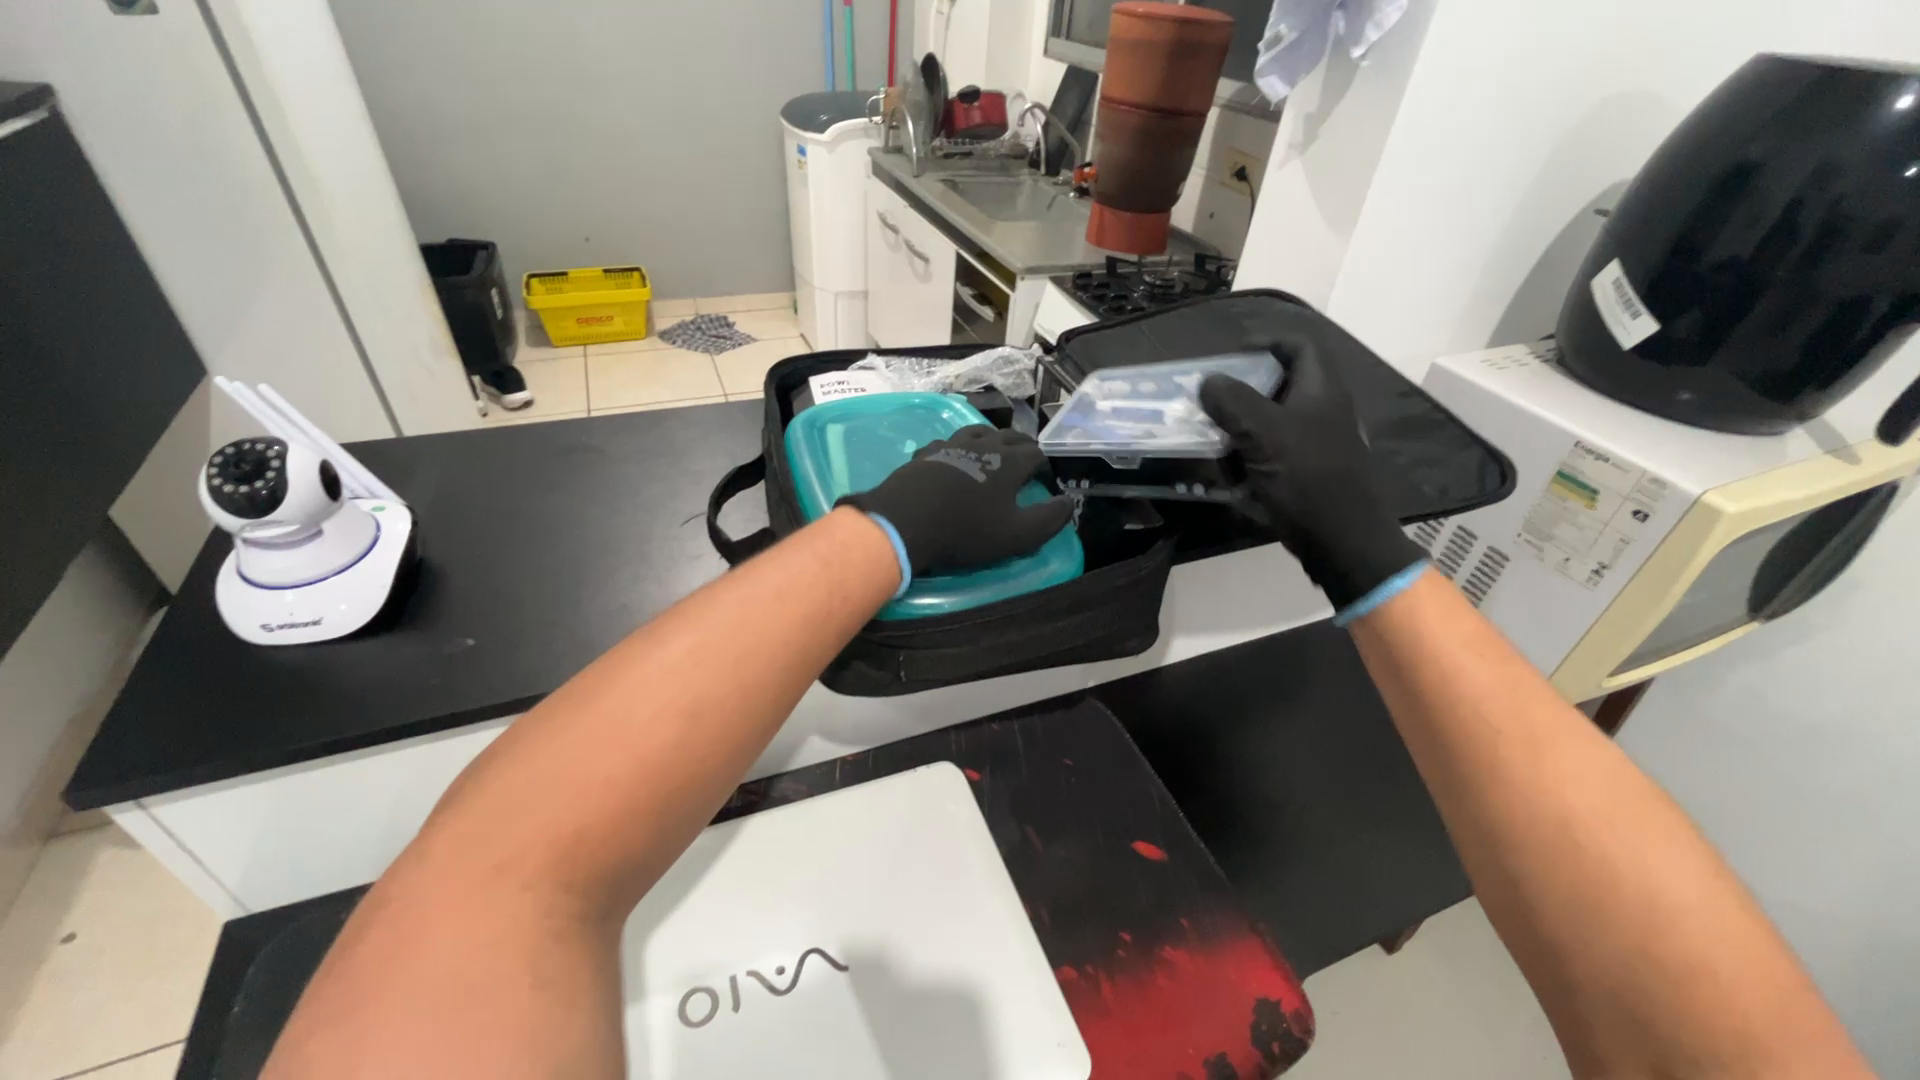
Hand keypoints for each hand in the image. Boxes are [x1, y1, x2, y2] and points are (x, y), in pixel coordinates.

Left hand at [839, 426, 1074, 576]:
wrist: (905, 524)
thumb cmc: (965, 531)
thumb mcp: (1017, 535)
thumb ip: (1049, 519)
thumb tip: (1067, 503)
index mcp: (1009, 461)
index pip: (1037, 454)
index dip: (1045, 466)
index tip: (1046, 481)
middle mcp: (983, 444)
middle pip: (1010, 436)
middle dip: (1023, 447)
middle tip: (1026, 462)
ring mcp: (951, 445)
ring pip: (978, 431)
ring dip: (991, 439)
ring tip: (994, 451)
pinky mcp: (925, 453)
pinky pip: (948, 443)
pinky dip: (958, 448)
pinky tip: (954, 459)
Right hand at [1199, 312, 1425, 611]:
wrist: (1340, 539)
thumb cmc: (1306, 477)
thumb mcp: (1263, 433)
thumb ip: (1232, 401)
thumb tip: (1208, 381)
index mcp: (1320, 390)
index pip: (1298, 346)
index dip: (1267, 343)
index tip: (1231, 356)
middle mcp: (1322, 410)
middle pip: (1282, 384)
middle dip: (1244, 389)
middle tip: (1211, 398)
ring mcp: (1316, 443)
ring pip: (1273, 421)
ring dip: (1241, 424)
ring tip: (1209, 431)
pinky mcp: (1306, 472)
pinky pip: (1272, 452)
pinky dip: (1248, 454)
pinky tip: (1224, 468)